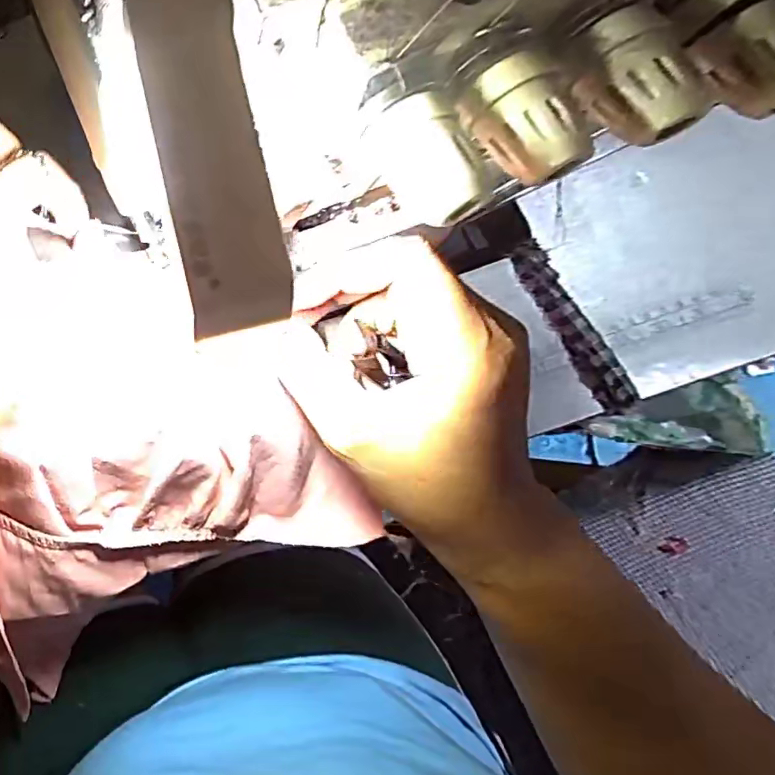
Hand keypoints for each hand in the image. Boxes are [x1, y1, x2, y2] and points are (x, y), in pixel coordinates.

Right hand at [277, 237, 576, 580]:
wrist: (486, 517)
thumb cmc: (429, 486)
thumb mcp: (350, 431)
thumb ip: (307, 371)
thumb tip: (285, 329)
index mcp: (465, 342)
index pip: (404, 257)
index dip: (345, 271)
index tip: (308, 303)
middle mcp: (487, 323)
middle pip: (397, 276)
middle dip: (347, 309)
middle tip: (318, 351)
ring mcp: (488, 330)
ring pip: (403, 294)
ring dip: (362, 327)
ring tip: (350, 376)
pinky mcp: (480, 341)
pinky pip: (417, 312)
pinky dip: (382, 336)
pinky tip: (371, 375)